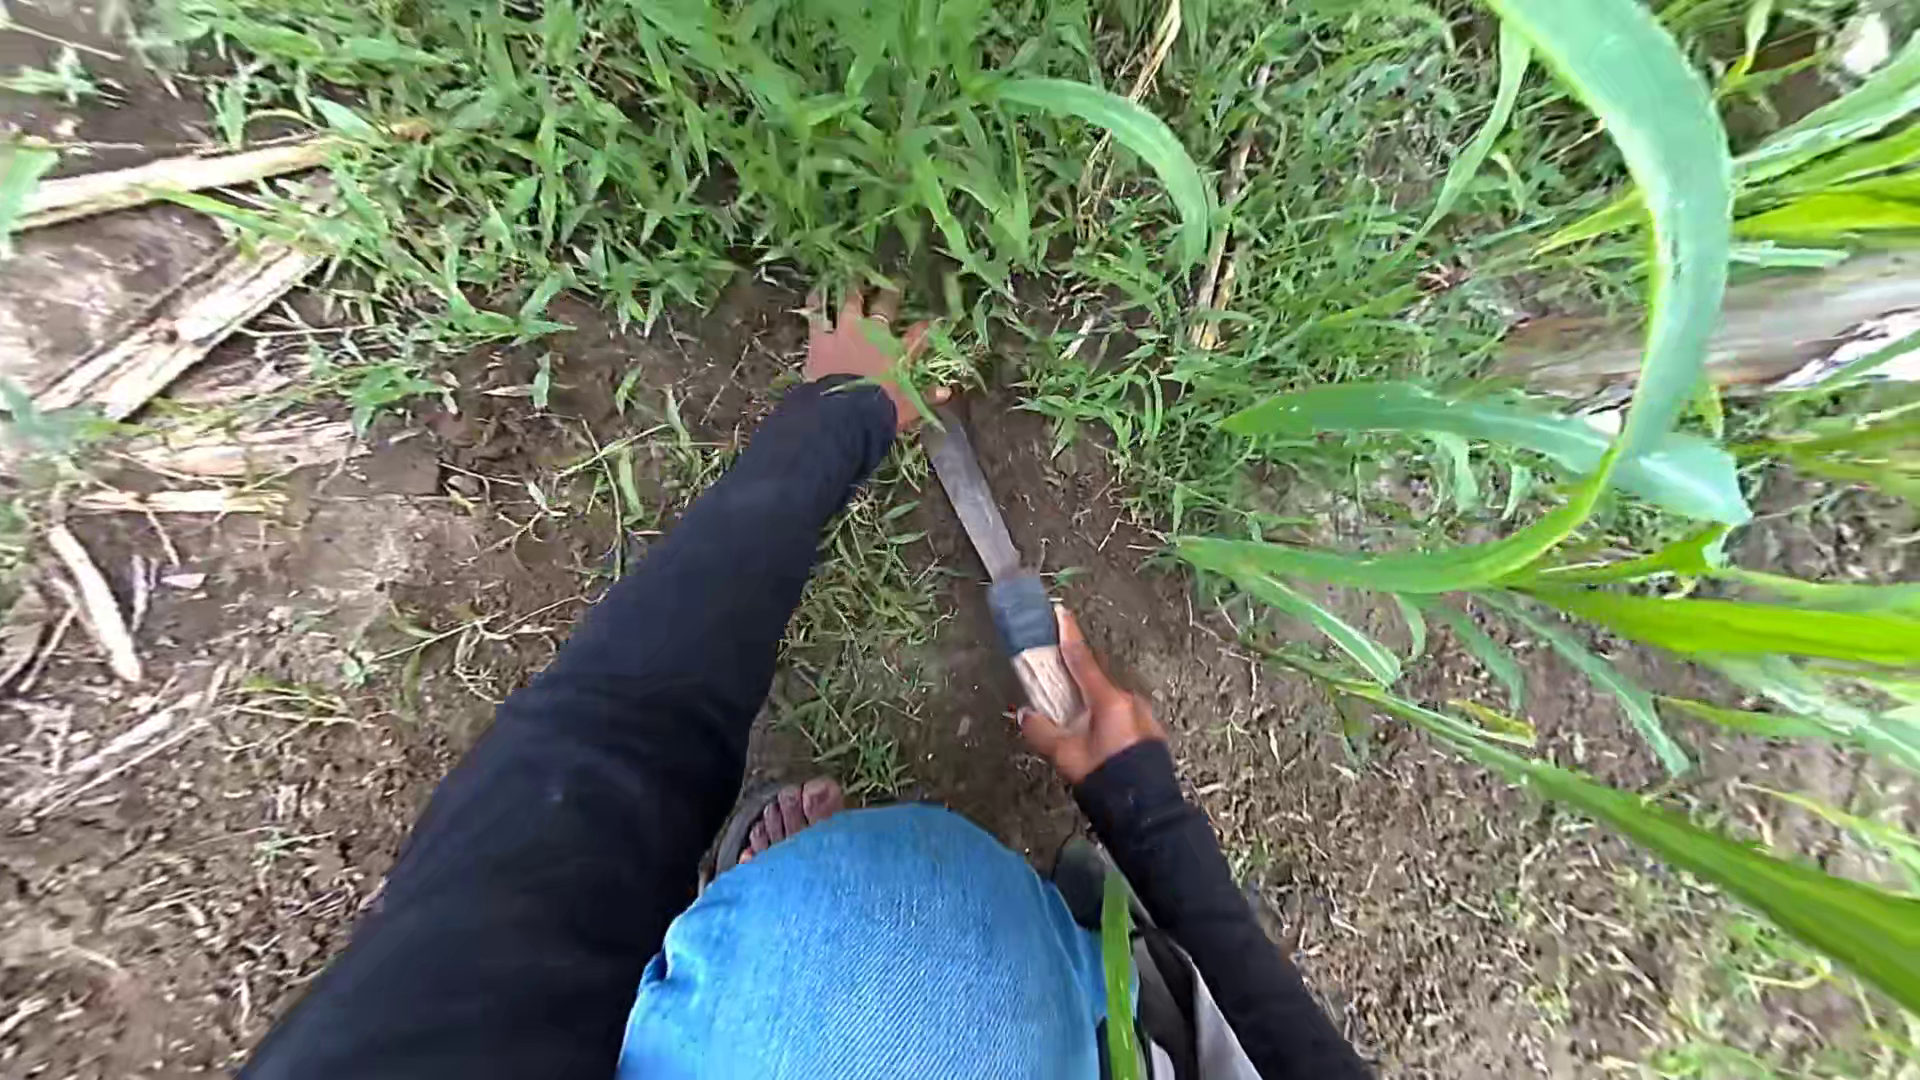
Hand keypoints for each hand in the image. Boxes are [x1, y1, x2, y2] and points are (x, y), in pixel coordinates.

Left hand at [805, 287, 950, 431]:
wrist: (845, 413)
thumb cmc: (880, 412)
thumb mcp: (908, 408)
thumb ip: (926, 397)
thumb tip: (947, 392)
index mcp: (898, 353)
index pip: (918, 335)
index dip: (924, 327)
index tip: (931, 320)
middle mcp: (874, 335)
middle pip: (885, 308)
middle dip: (890, 295)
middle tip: (893, 283)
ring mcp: (847, 332)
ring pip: (851, 302)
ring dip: (853, 290)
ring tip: (852, 277)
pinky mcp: (821, 338)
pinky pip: (818, 314)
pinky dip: (818, 303)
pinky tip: (816, 293)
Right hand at [1017, 606, 1165, 784]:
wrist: (1147, 812)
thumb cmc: (1106, 780)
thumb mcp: (1065, 756)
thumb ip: (1041, 731)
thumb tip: (1024, 714)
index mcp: (1107, 699)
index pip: (1081, 658)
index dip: (1068, 634)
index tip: (1061, 613)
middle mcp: (1128, 700)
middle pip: (1094, 681)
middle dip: (1074, 682)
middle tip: (1057, 689)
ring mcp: (1142, 714)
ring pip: (1108, 700)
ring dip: (1090, 705)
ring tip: (1077, 728)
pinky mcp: (1149, 730)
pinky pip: (1121, 715)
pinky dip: (1105, 719)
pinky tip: (1098, 740)